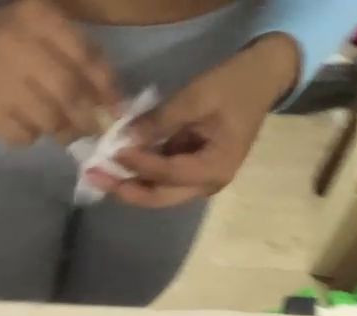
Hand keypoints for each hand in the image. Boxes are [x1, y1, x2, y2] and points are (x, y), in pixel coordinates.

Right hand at [0, 0, 119, 146]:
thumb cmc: (13, 36)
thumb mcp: (47, 29)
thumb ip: (82, 55)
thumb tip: (113, 101)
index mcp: (38, 18)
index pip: (84, 56)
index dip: (106, 87)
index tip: (116, 108)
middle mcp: (19, 47)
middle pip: (68, 93)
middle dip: (88, 117)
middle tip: (94, 128)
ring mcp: (0, 83)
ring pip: (49, 120)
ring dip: (64, 131)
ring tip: (65, 129)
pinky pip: (24, 136)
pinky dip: (33, 136)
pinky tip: (29, 124)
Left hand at [107, 34, 298, 207]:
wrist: (263, 78)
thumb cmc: (236, 85)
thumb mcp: (198, 96)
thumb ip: (162, 121)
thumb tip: (126, 137)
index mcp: (215, 170)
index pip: (168, 174)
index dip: (138, 164)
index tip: (111, 151)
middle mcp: (205, 185)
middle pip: (158, 197)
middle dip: (124, 189)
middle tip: (93, 176)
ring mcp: (199, 180)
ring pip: (157, 191)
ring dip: (128, 181)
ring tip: (98, 171)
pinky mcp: (192, 169)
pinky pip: (161, 177)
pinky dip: (139, 170)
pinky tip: (117, 160)